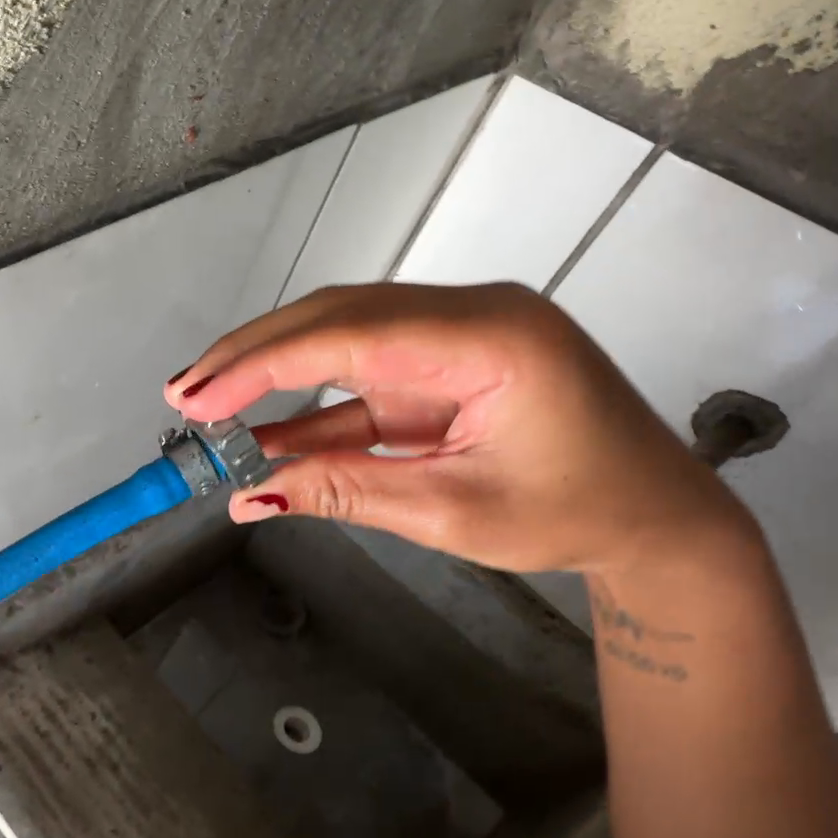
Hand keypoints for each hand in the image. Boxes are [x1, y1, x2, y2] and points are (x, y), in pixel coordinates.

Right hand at [166, 283, 749, 574]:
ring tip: (204, 402)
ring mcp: (452, 338)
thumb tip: (249, 499)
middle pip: (336, 318)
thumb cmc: (573, 514)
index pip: (349, 336)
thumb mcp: (449, 511)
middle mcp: (467, 317)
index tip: (196, 397)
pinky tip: (258, 433)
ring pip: (339, 337)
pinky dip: (308, 407)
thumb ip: (345, 493)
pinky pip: (359, 377)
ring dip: (271, 371)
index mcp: (489, 339)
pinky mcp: (440, 368)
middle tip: (183, 392)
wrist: (655, 520)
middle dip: (252, 355)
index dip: (262, 365)